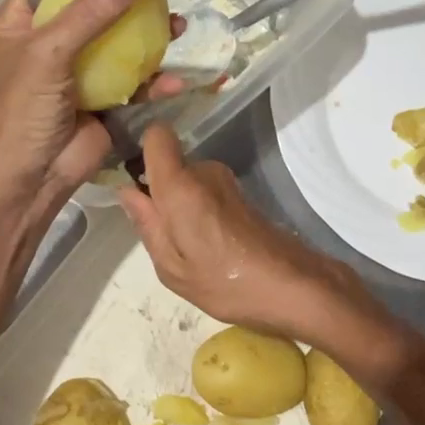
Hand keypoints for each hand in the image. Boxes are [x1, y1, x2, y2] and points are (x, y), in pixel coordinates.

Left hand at [0, 0, 184, 197]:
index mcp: (17, 25)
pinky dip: (155, 79)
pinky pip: (132, 81)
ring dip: (150, 34)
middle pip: (90, 6)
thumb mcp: (50, 52)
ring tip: (179, 25)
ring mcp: (75, 72)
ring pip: (117, 41)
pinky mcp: (100, 100)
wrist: (34, 178)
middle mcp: (45, 43)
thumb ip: (93, 11)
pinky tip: (176, 78)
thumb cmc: (27, 110)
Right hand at [117, 125, 379, 344]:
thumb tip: (128, 192)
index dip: (143, 150)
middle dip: (160, 194)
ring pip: (187, 183)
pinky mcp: (242, 195)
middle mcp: (204, 171)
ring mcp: (226, 182)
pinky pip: (204, 195)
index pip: (156, 136)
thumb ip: (147, 225)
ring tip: (192, 249)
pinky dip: (201, 215)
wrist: (297, 288)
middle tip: (166, 237)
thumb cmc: (228, 283)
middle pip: (170, 165)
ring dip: (182, 209)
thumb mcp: (172, 268)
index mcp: (180, 186)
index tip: (135, 179)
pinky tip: (212, 249)